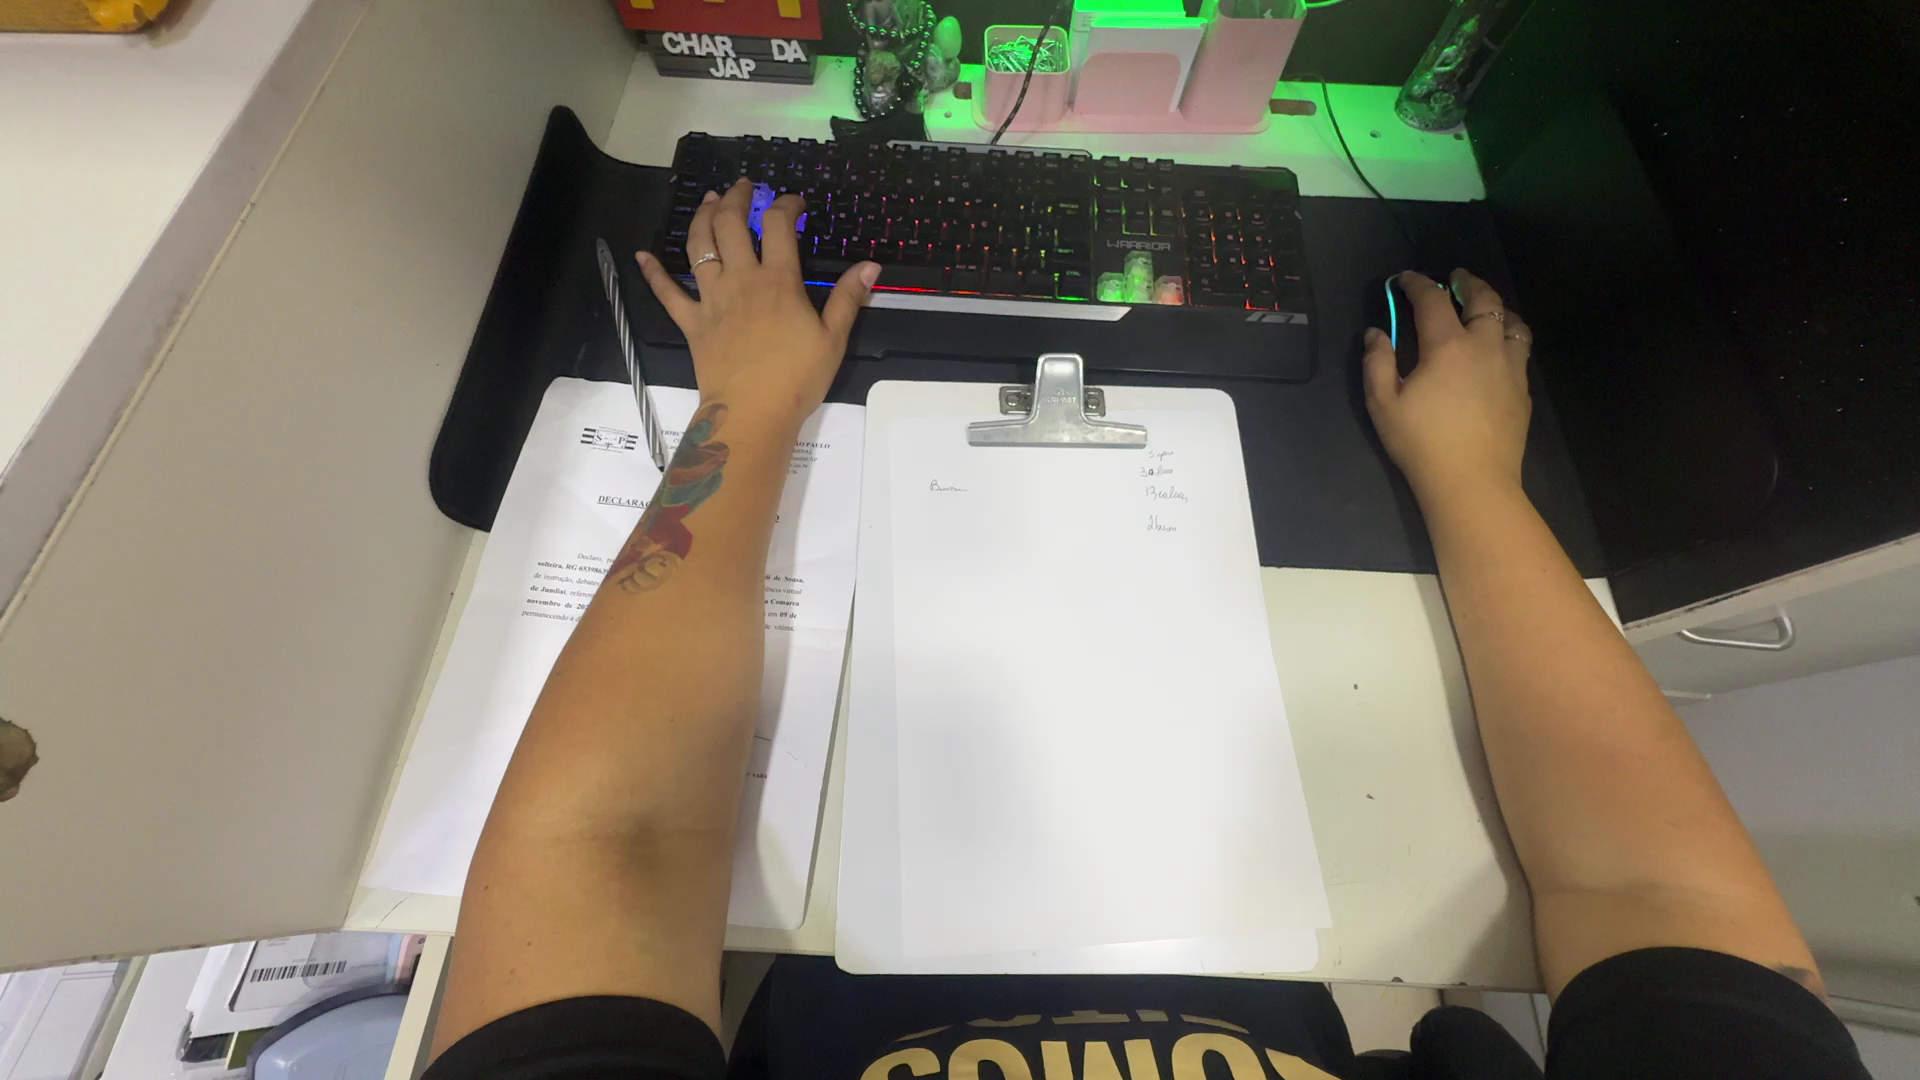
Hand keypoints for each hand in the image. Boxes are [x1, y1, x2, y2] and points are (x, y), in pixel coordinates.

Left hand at [635, 179, 879, 431]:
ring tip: (708, 202)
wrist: (753, 413)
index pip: (779, 226)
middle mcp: (742, 280)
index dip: (786, 205)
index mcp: (779, 282)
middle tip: (742, 187)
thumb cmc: (797, 379)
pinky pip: (667, 293)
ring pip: (699, 246)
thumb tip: (871, 265)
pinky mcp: (691, 322)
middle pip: (731, 224)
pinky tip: (642, 255)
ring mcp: (712, 299)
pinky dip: (654, 273)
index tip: (794, 201)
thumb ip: (847, 298)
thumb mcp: (833, 339)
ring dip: (701, 218)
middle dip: (736, 198)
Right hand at [1362, 269, 1532, 502]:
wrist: (1470, 478)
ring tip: (1484, 305)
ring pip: (1510, 320)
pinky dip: (1508, 332)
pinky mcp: (1522, 386)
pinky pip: (1520, 346)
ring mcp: (1509, 365)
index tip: (1405, 278)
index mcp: (1446, 347)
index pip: (1432, 302)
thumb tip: (1376, 332)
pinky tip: (1499, 342)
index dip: (1417, 285)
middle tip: (1455, 277)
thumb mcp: (1382, 404)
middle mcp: (1483, 346)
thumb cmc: (1419, 442)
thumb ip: (1377, 363)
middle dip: (1467, 283)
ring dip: (1495, 306)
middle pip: (1483, 300)